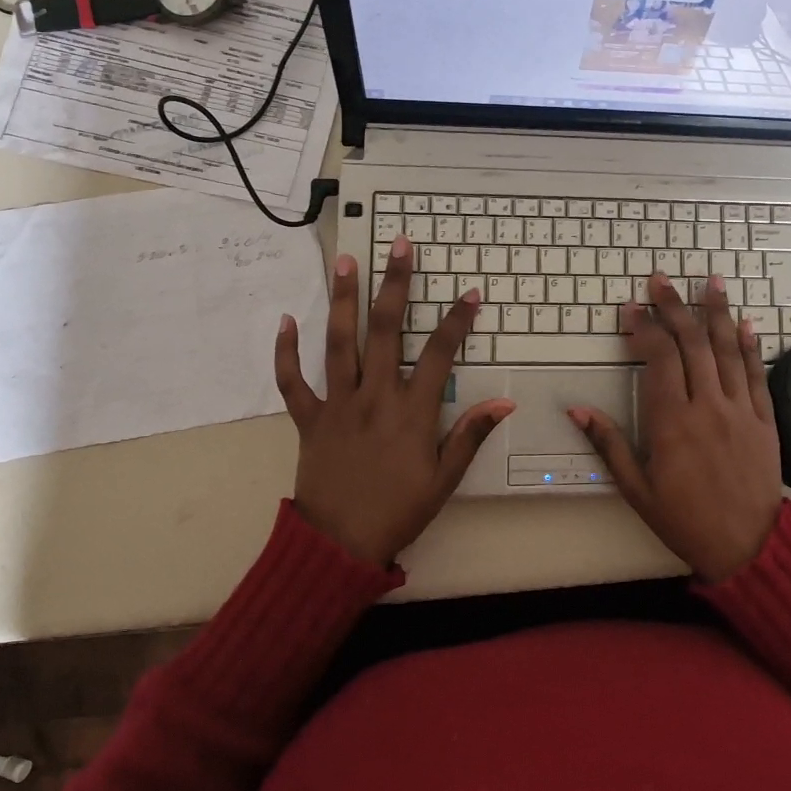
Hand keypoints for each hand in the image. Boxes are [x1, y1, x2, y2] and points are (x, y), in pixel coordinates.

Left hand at [276, 237, 513, 567]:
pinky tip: (285, 319)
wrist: (340, 545)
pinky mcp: (309, 419)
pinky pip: (292, 382)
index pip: (440, 353)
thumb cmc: (399, 511)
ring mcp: (338, 405)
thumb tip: (504, 402)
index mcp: (412, 411)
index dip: (457, 320)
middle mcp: (374, 396)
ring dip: (344, 299)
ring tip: (347, 260)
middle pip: (385, 330)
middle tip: (399, 245)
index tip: (471, 294)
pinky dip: (285, 352)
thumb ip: (471, 436)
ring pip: (339, 342)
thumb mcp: (445, 479)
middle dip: (395, 284)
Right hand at [569, 273, 783, 581]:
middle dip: (674, 307)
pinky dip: (751, 346)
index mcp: (671, 421)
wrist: (747, 547)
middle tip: (661, 280)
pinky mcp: (764, 420)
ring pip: (728, 350)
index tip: (631, 308)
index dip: (644, 328)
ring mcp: (740, 410)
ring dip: (717, 312)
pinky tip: (745, 323)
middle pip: (691, 343)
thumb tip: (577, 411)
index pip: (657, 358)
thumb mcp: (637, 489)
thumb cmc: (684, 521)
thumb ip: (608, 445)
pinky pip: (758, 374)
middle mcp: (707, 406)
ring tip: (710, 281)